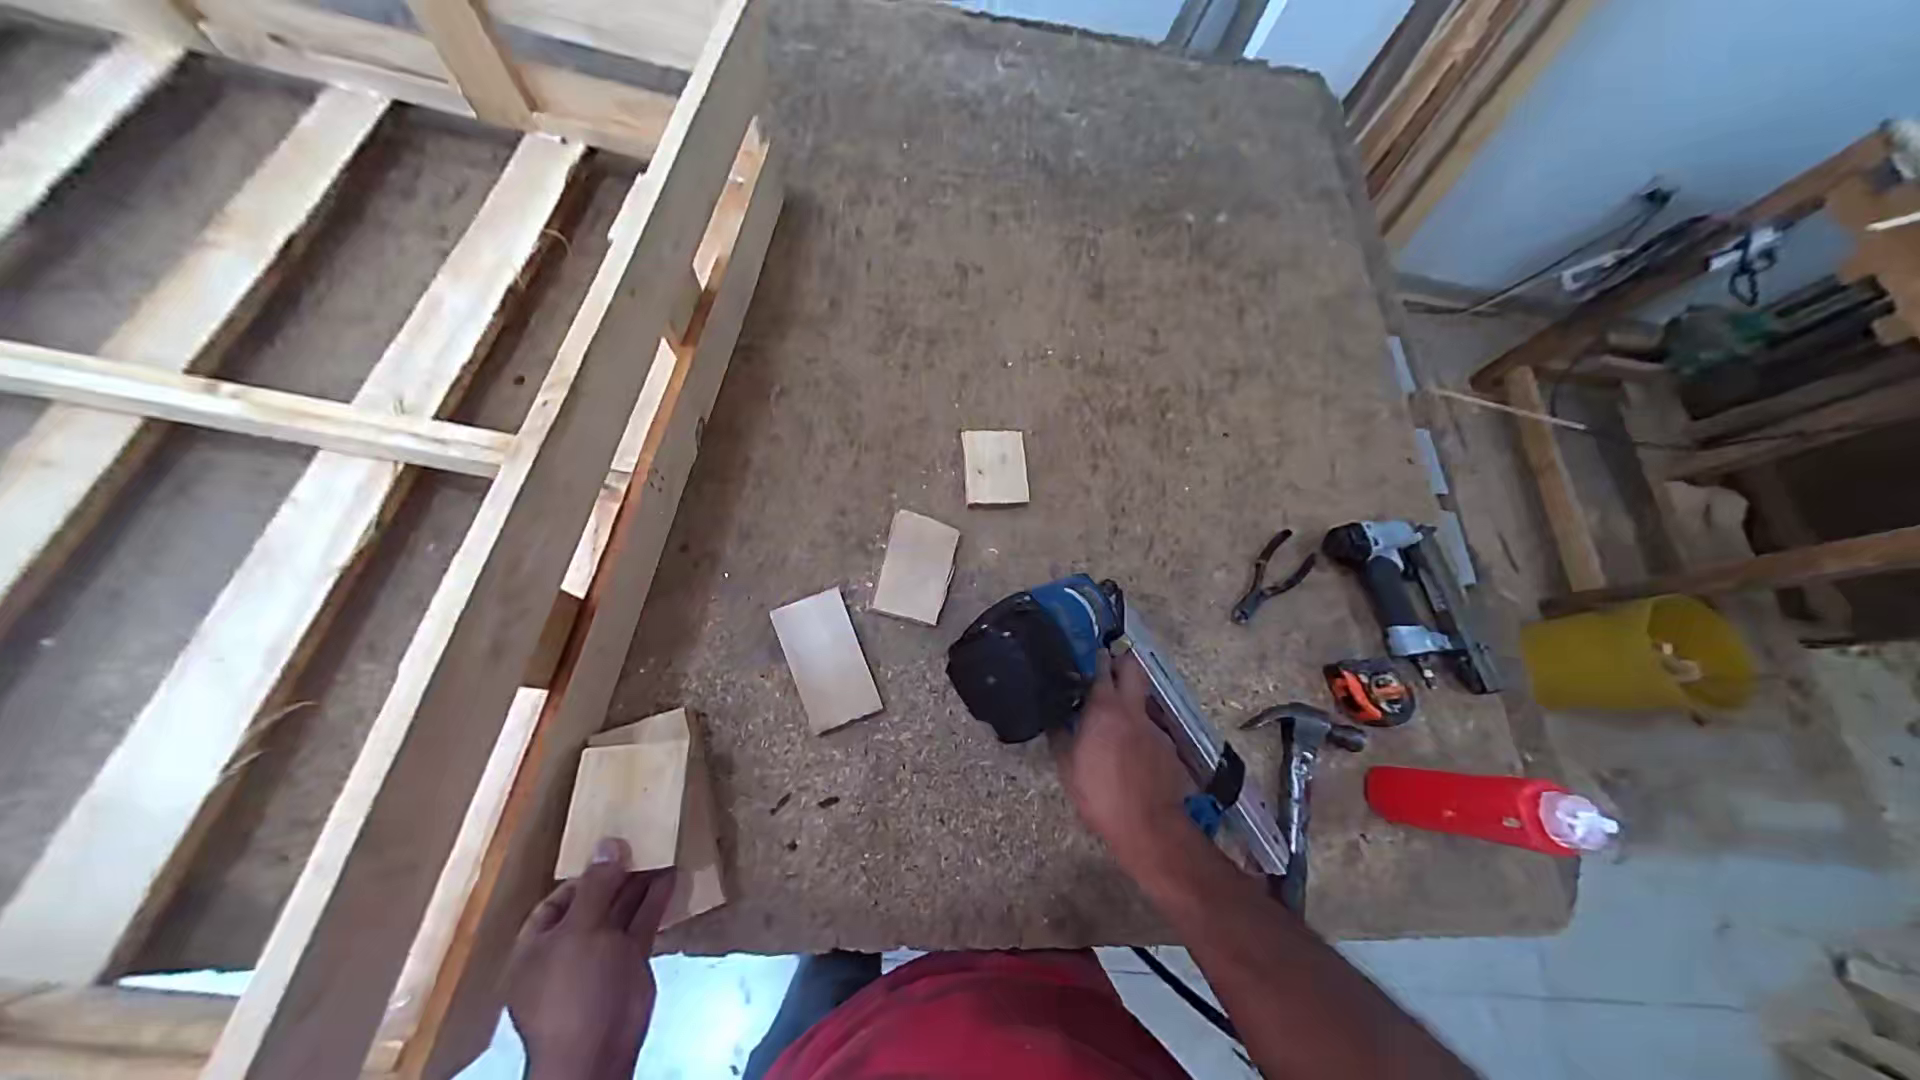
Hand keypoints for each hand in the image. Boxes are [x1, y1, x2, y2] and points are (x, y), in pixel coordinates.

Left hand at [506, 838, 675, 1079]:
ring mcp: (600, 956)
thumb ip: (597, 886)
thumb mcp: (580, 931)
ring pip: (621, 910)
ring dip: (640, 883)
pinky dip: (657, 900)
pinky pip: (642, 924)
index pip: (557, 901)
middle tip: (643, 841)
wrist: (597, 1048)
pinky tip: (672, 876)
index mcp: (538, 946)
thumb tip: (608, 843)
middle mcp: (568, 948)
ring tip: (661, 850)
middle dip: (616, 875)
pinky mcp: (629, 962)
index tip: (611, 850)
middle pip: (593, 902)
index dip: (583, 875)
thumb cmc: (574, 988)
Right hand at [1050, 649, 1195, 868]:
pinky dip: (1141, 733)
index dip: (1097, 658)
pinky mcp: (1169, 747)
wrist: (1147, 825)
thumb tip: (1055, 720)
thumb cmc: (1099, 794)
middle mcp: (1132, 710)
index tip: (1092, 654)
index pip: (1102, 670)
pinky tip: (1133, 753)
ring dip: (1130, 703)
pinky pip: (1151, 730)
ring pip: (1142, 701)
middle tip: (1109, 668)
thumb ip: (1061, 736)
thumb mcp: (1067, 767)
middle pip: (1133, 669)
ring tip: (1116, 723)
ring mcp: (1154, 727)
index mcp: (1104, 709)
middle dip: (1122, 662)